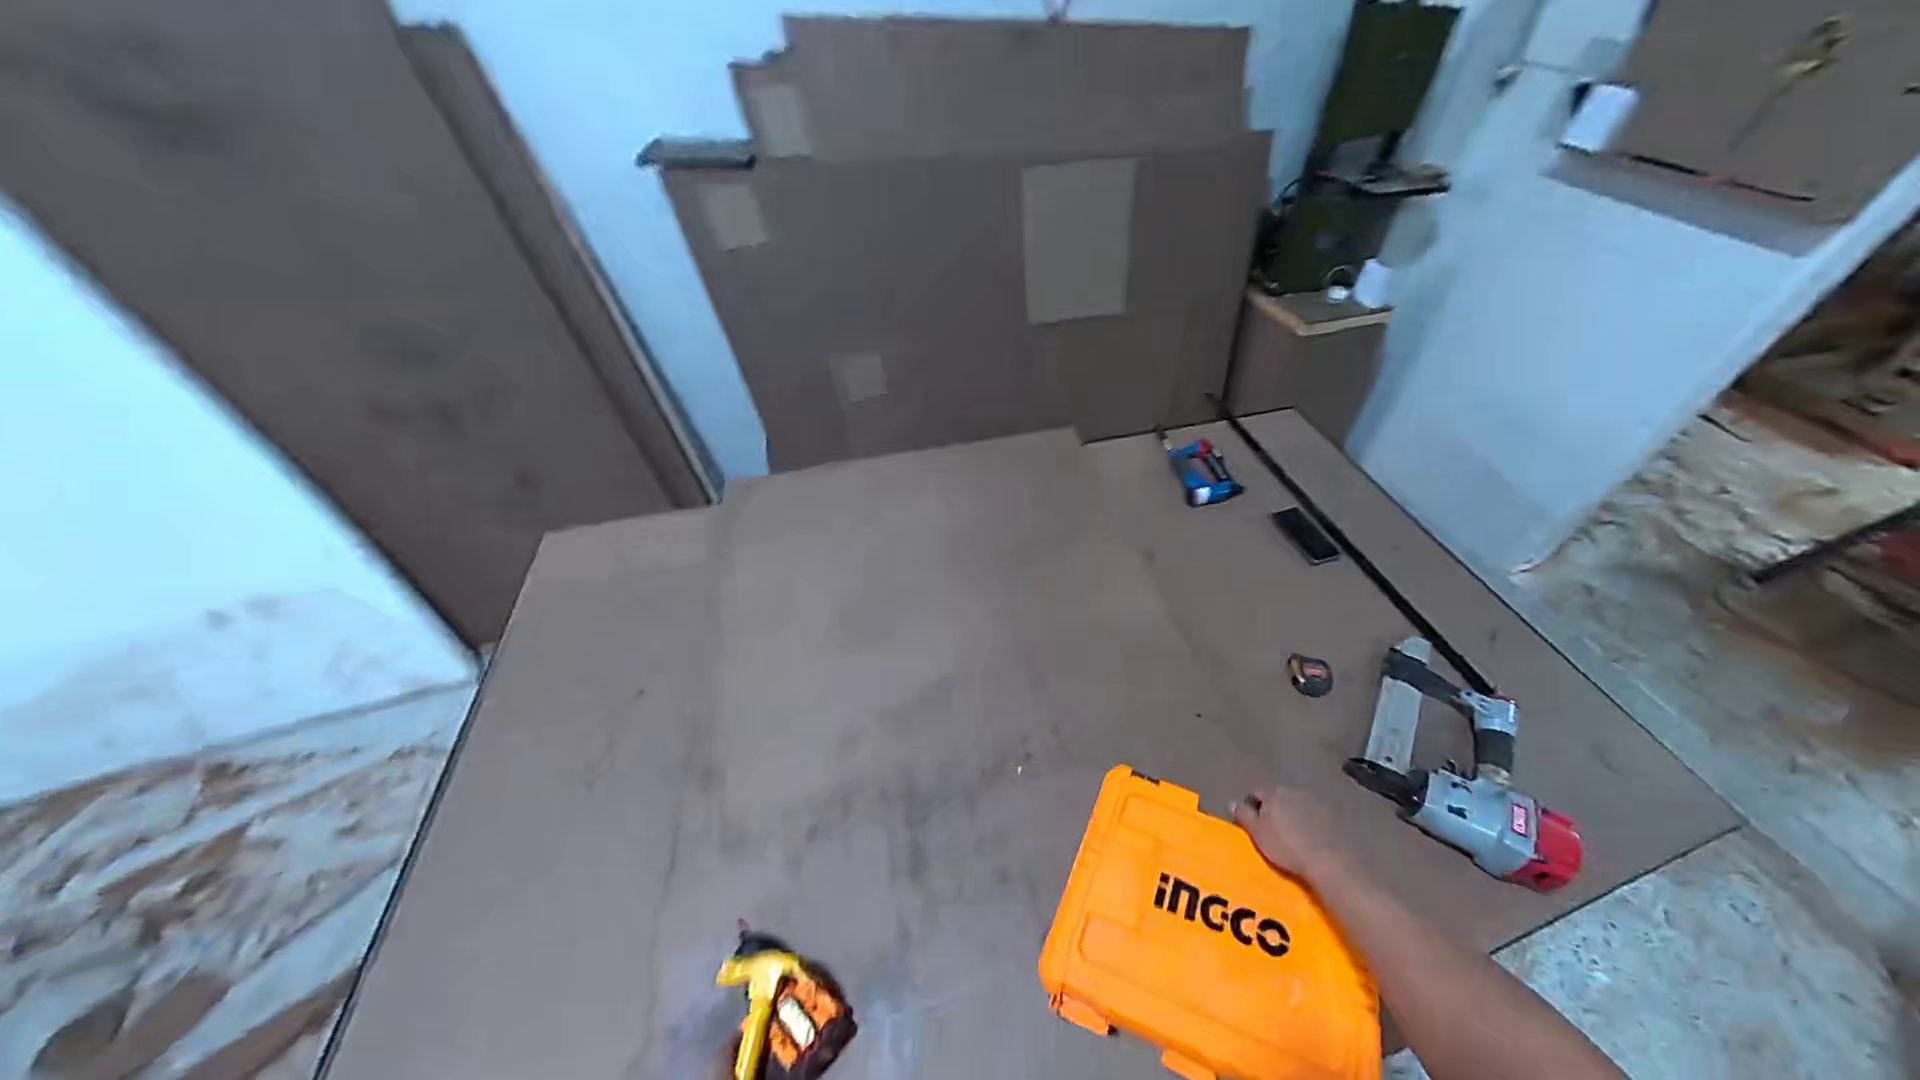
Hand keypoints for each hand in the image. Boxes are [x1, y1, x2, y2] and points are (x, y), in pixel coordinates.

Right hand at [1230, 785, 1339, 878]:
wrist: (1327, 860)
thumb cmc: (1285, 846)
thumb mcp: (1257, 833)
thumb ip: (1243, 815)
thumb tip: (1231, 802)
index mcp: (1273, 793)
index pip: (1256, 792)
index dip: (1251, 804)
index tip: (1251, 819)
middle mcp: (1293, 791)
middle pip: (1277, 795)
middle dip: (1273, 806)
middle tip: (1271, 826)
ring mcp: (1314, 801)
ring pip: (1296, 803)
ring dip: (1292, 812)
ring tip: (1292, 831)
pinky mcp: (1330, 815)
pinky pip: (1313, 813)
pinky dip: (1308, 820)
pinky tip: (1309, 835)